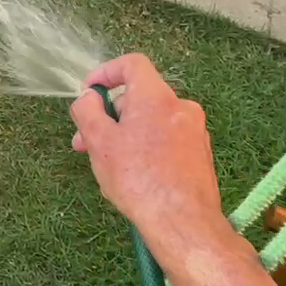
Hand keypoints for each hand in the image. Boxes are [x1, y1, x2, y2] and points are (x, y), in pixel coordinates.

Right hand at [70, 53, 232, 266]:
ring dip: (124, 133)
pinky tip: (132, 174)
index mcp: (156, 97)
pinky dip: (145, 146)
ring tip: (105, 162)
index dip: (105, 72)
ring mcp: (194, 131)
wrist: (183, 222)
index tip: (88, 92)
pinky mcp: (200, 154)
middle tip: (85, 140)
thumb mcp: (99, 140)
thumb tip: (90, 97)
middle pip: (138, 97)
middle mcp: (180, 107)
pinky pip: (165, 138)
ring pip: (150, 120)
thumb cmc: (137, 177)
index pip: (132, 64)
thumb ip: (87, 110)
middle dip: (109, 114)